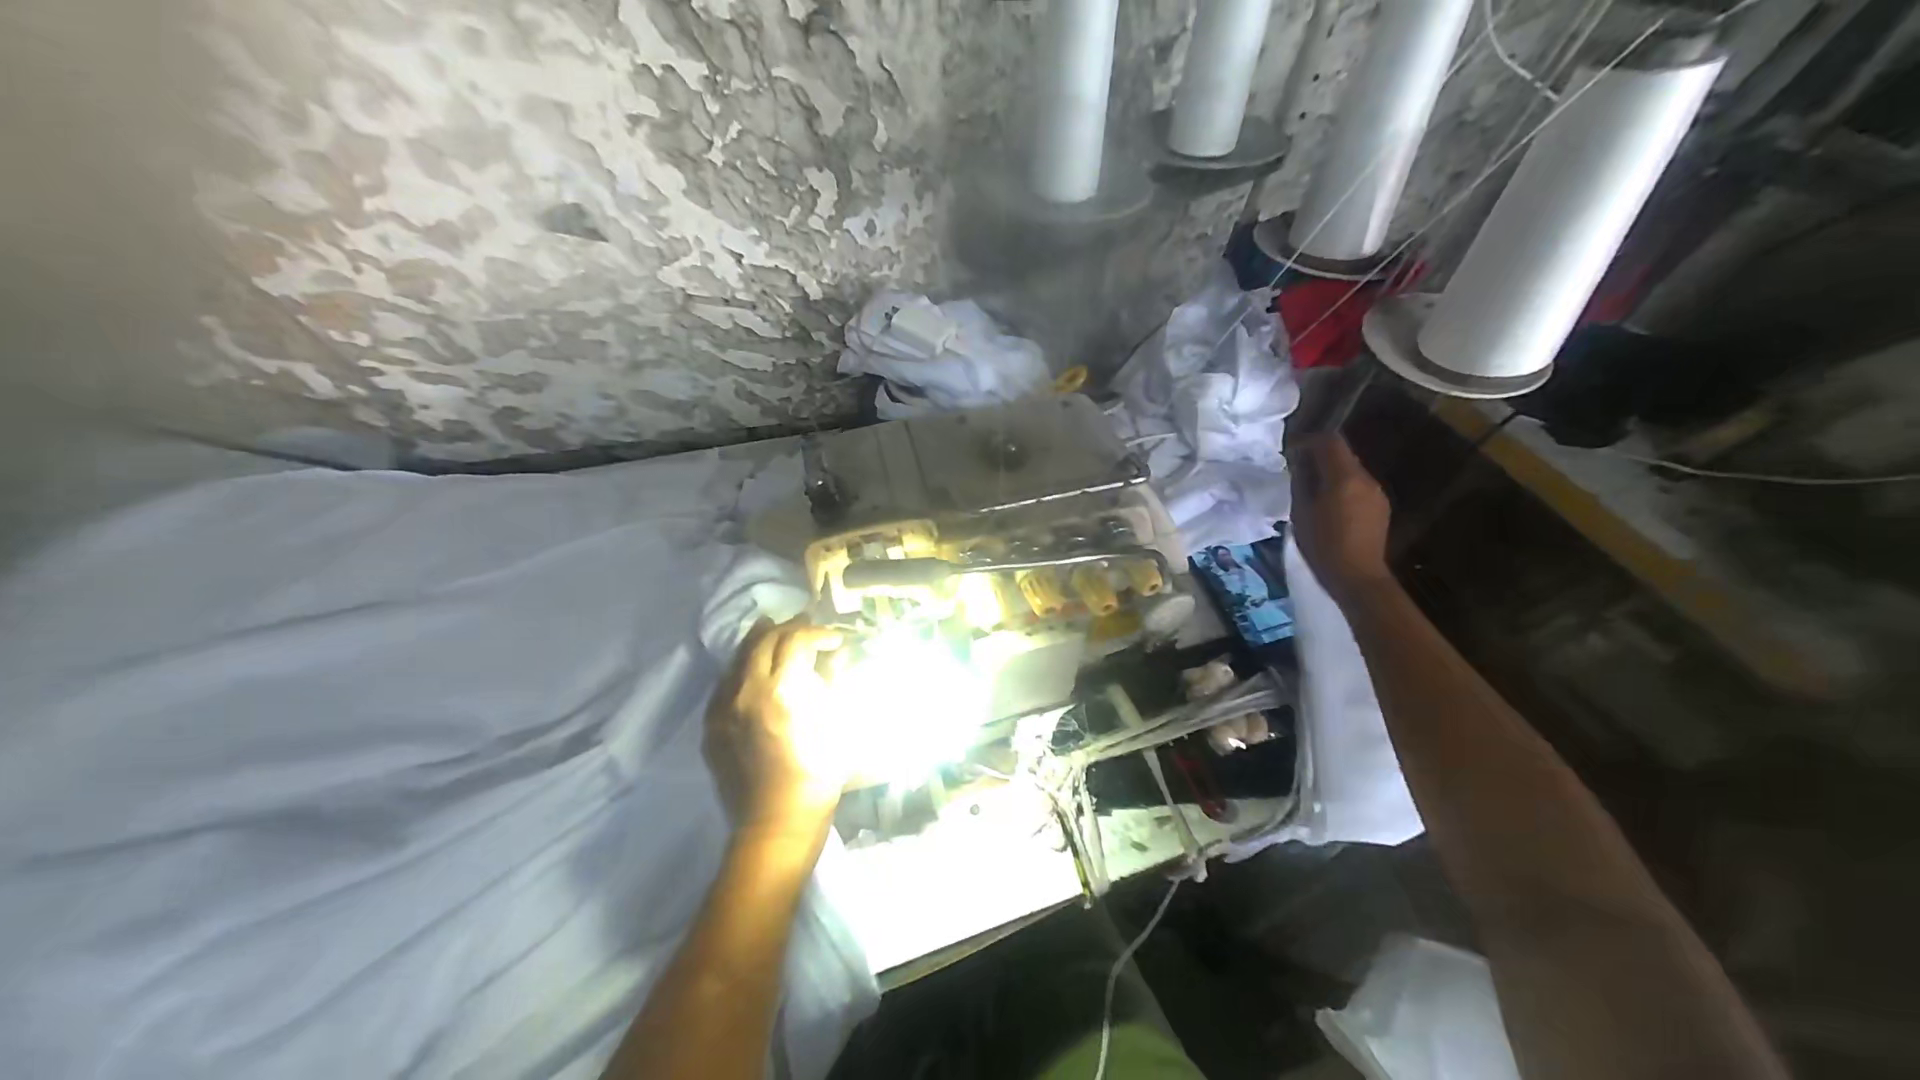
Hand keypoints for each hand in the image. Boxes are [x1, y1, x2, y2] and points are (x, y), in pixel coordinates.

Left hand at [703, 618, 846, 851]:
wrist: (775, 828)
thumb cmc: (817, 780)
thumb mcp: (838, 729)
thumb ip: (834, 687)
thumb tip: (833, 660)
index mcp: (781, 691)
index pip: (796, 640)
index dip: (818, 633)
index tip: (834, 639)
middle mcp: (746, 691)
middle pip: (764, 640)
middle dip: (789, 629)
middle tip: (807, 630)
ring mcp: (723, 709)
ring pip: (739, 658)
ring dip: (761, 643)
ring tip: (777, 637)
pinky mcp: (712, 727)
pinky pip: (724, 684)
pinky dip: (742, 669)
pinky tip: (753, 674)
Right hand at [1289, 435, 1392, 601]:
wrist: (1357, 577)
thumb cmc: (1323, 545)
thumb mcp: (1301, 512)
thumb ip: (1301, 482)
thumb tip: (1300, 463)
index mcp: (1344, 477)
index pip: (1330, 441)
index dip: (1309, 440)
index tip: (1292, 451)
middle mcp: (1366, 479)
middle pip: (1342, 455)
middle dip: (1320, 458)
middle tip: (1298, 472)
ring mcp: (1376, 493)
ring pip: (1351, 472)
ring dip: (1331, 474)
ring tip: (1312, 491)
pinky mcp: (1380, 508)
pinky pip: (1358, 488)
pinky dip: (1342, 488)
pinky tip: (1330, 507)